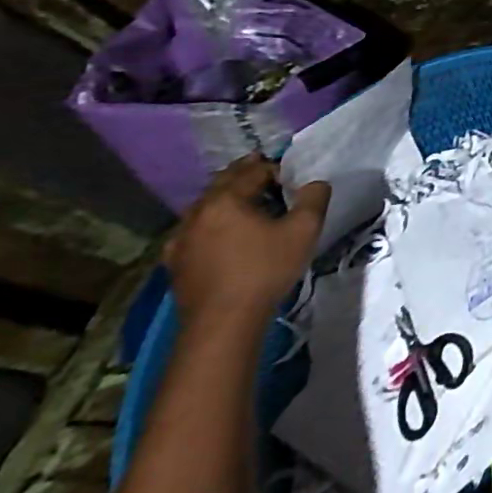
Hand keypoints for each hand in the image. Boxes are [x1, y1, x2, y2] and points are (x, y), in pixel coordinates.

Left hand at [164, 156, 328, 327]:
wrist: (223, 323)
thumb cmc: (265, 270)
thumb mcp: (304, 230)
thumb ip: (314, 198)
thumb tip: (315, 183)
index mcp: (226, 200)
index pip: (253, 171)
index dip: (276, 170)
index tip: (292, 181)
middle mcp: (198, 212)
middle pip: (223, 182)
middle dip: (246, 175)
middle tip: (267, 175)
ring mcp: (181, 238)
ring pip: (205, 205)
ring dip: (226, 198)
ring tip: (246, 203)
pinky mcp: (176, 261)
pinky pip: (193, 229)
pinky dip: (209, 222)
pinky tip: (217, 232)